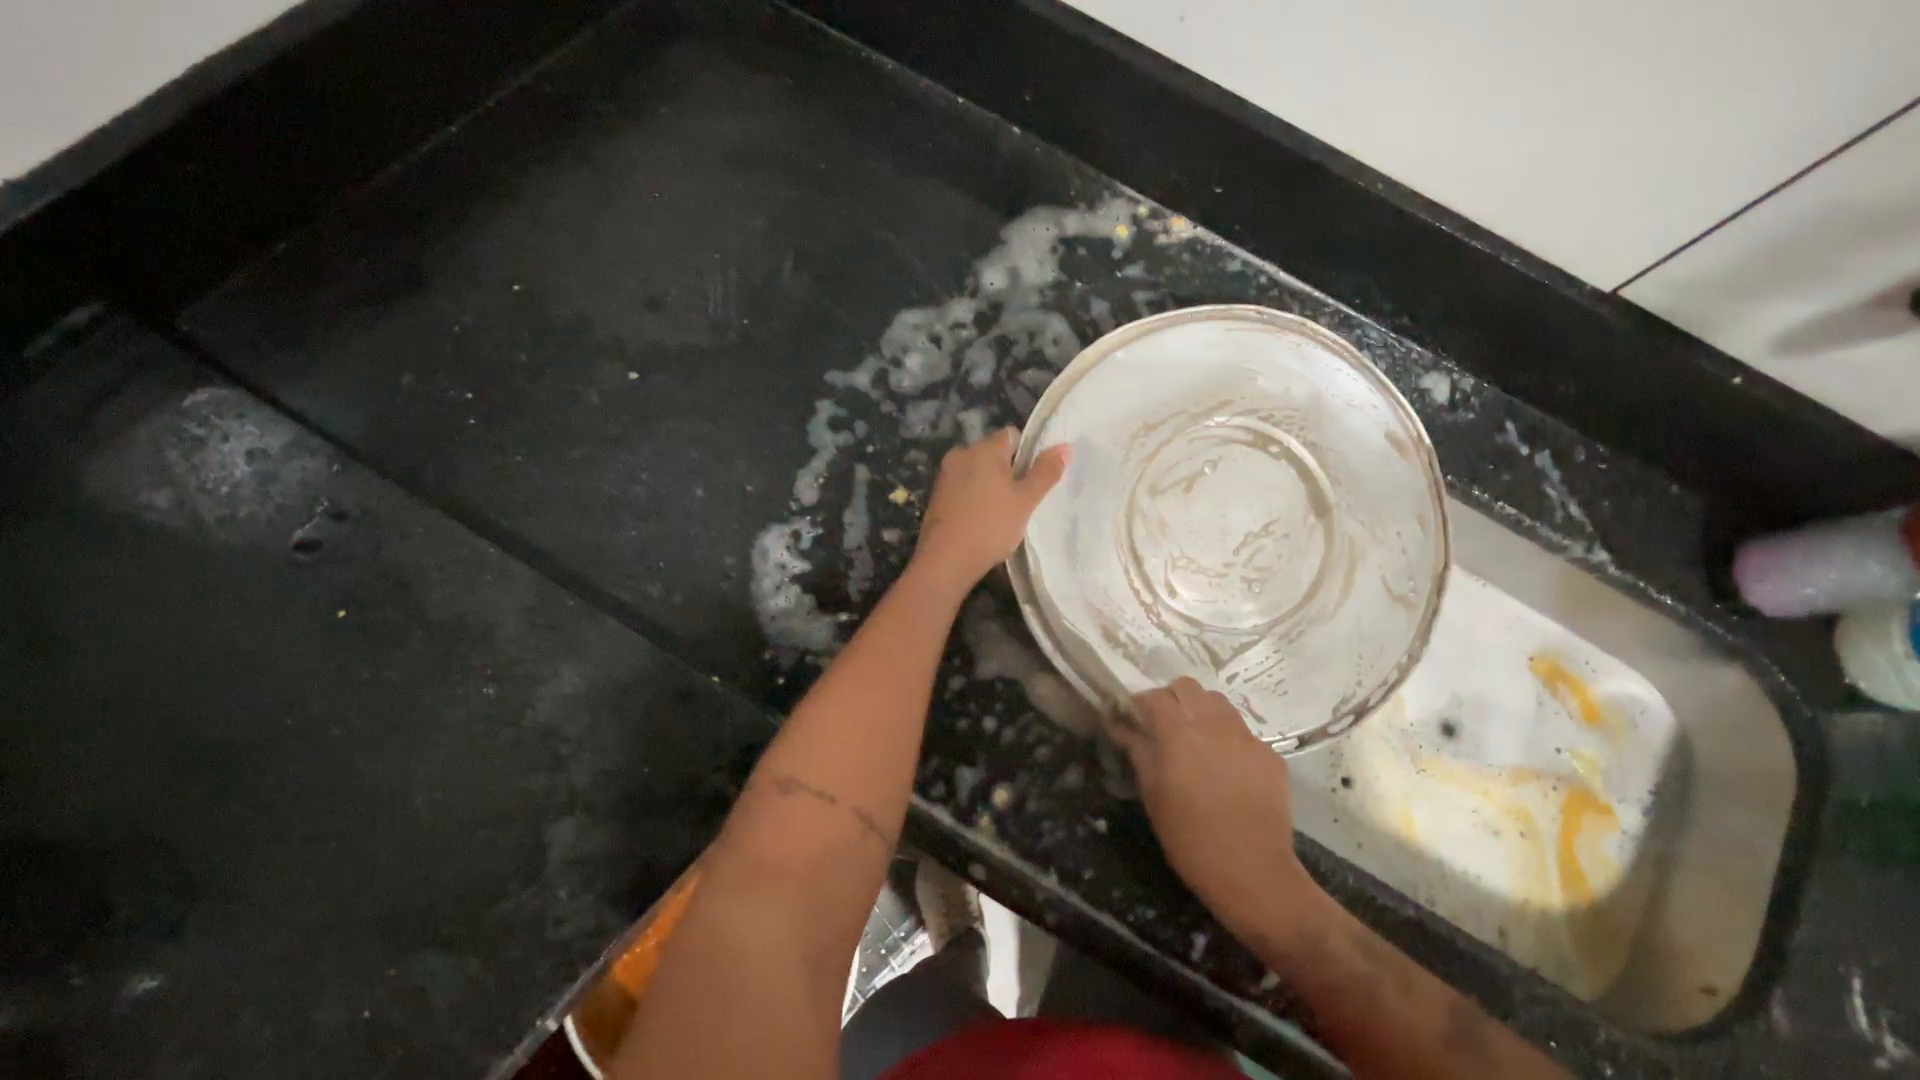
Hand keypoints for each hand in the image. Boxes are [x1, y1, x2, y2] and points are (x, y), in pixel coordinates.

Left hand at [911, 428, 1069, 591]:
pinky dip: (975, 497)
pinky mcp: (937, 496)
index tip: (1035, 478)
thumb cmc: (990, 526)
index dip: (1028, 453)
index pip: (1012, 435)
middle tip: (1023, 498)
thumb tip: (1065, 446)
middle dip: (1009, 470)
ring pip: (977, 471)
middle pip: (993, 453)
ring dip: (991, 485)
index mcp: (984, 448)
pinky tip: (983, 519)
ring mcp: (945, 475)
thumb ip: (1046, 472)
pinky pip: (963, 487)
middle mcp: (961, 454)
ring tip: (1004, 512)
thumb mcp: (1025, 501)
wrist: (945, 561)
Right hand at [1114, 678, 1315, 934]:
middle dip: (1173, 699)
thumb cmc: (1190, 839)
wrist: (1253, 872)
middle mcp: (1215, 726)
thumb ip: (1138, 752)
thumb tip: (1120, 726)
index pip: (1155, 697)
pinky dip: (1228, 740)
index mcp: (1180, 735)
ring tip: (1196, 742)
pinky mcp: (1270, 755)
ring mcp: (1248, 738)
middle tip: (1164, 726)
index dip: (1139, 703)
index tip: (1132, 719)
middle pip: (1189, 687)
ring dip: (1202, 712)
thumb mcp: (1153, 796)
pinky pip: (1243, 733)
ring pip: (1220, 704)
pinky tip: (1226, 770)